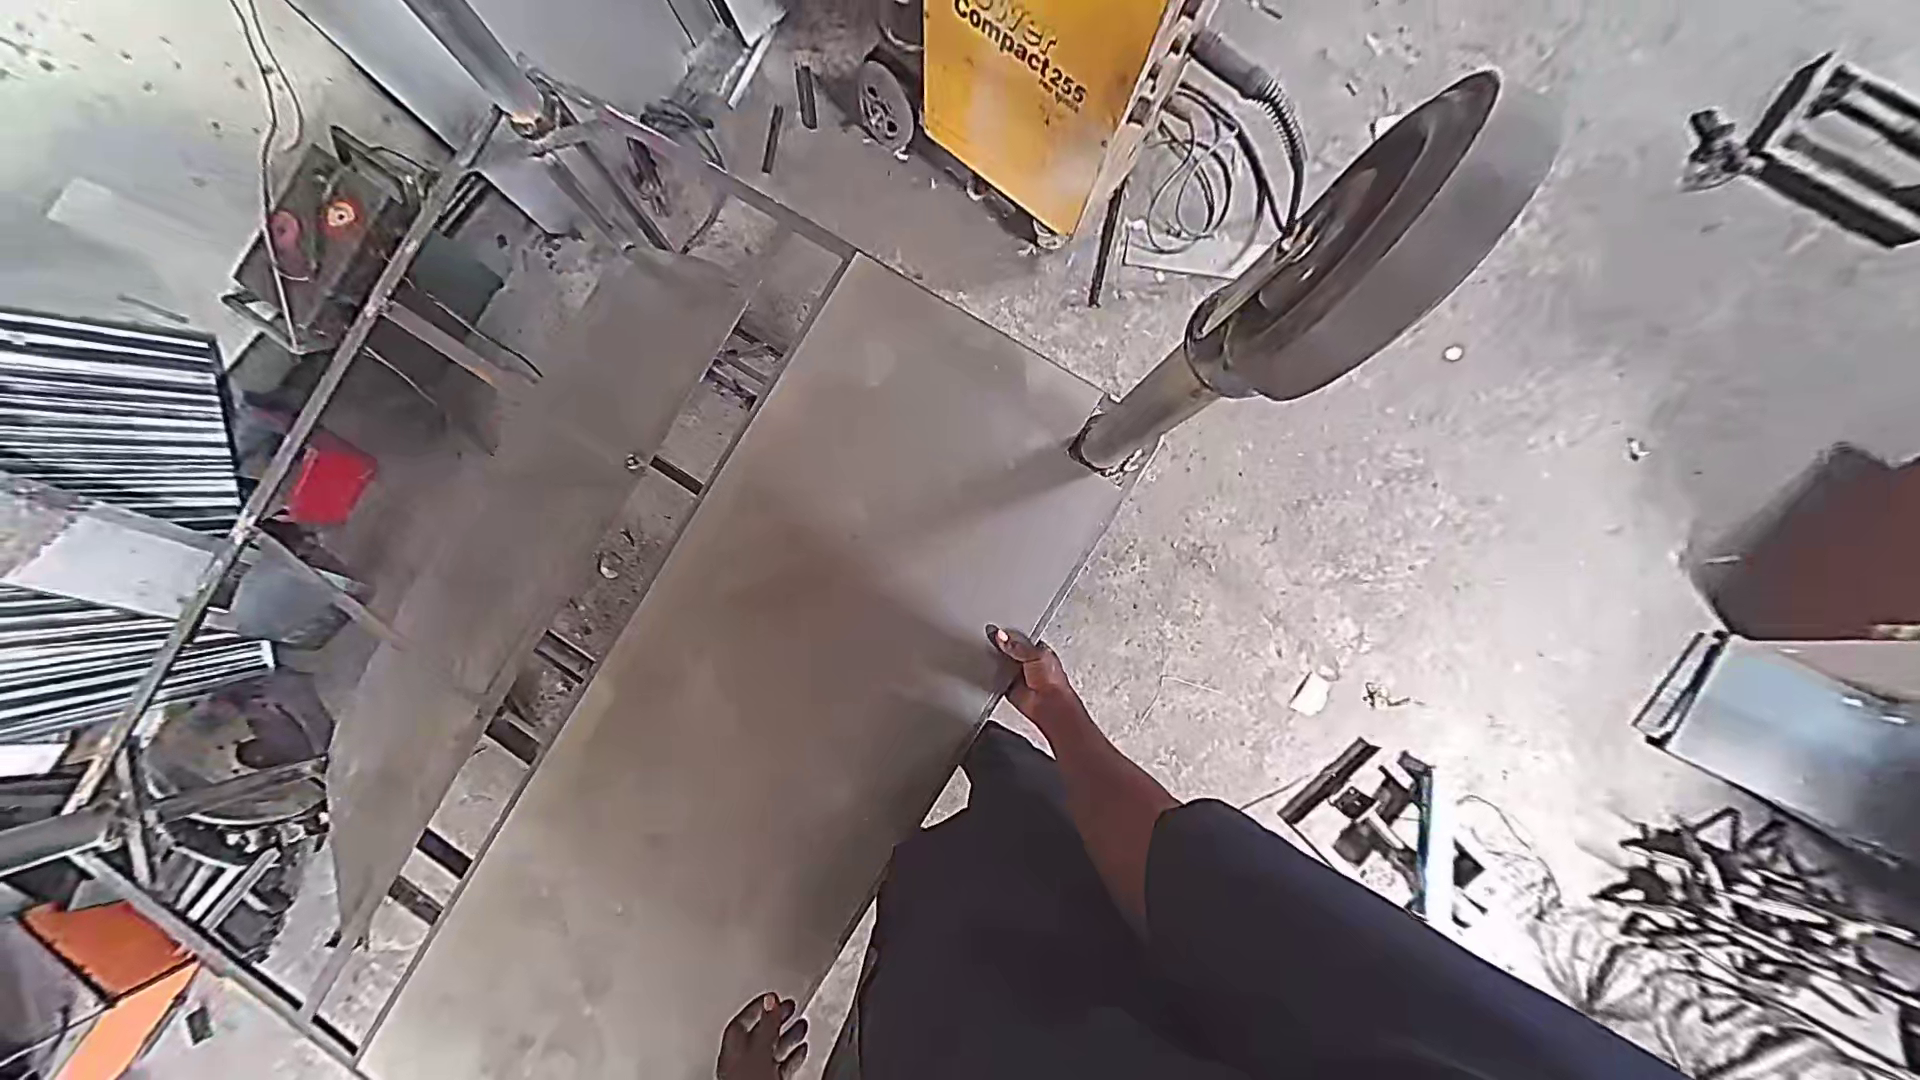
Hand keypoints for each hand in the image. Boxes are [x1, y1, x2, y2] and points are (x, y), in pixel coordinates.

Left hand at [718, 993, 807, 1079]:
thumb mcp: (760, 1048)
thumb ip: (767, 1023)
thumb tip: (771, 1000)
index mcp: (733, 1047)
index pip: (744, 1018)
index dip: (759, 1005)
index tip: (773, 995)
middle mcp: (741, 1061)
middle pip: (759, 1032)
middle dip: (777, 1018)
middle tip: (790, 1006)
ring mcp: (754, 1074)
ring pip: (772, 1049)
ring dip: (788, 1035)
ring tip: (801, 1025)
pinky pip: (781, 1066)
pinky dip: (792, 1055)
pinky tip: (800, 1050)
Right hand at [986, 624, 1080, 723]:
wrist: (1049, 703)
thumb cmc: (1052, 680)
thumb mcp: (1035, 654)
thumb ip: (1017, 645)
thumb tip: (1002, 635)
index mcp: (1037, 650)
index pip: (1019, 638)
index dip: (1008, 634)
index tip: (997, 631)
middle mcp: (1027, 662)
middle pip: (1008, 649)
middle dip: (1001, 647)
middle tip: (994, 643)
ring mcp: (1017, 674)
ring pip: (1001, 662)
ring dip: (997, 661)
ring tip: (994, 657)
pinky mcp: (1009, 685)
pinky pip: (996, 677)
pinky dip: (993, 674)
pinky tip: (993, 671)